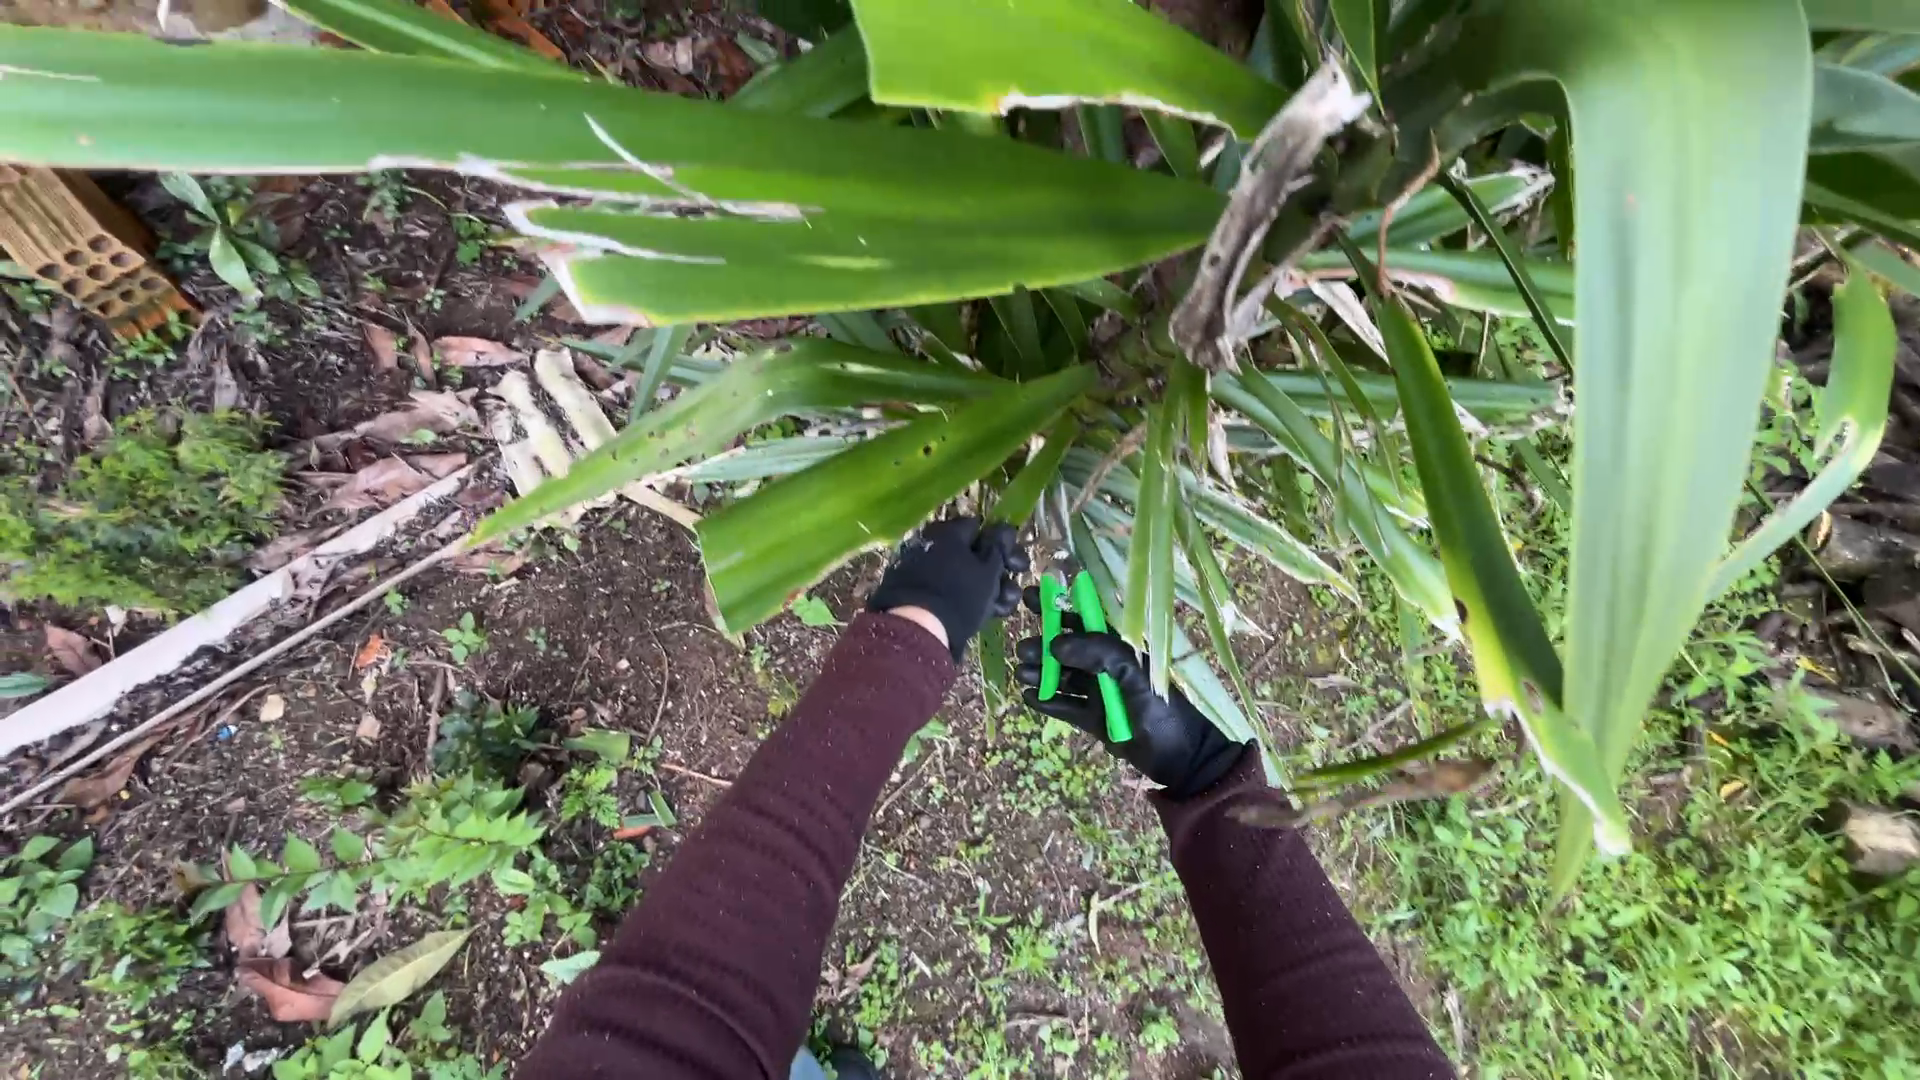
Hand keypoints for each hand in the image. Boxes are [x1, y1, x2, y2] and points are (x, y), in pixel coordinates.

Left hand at [867, 517, 1027, 661]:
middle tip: (1011, 592)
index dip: (1001, 544)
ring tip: (1002, 609)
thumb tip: (1004, 527)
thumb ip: (999, 546)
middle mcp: (931, 545)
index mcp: (947, 531)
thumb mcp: (988, 570)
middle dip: (998, 574)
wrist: (915, 630)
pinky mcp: (915, 594)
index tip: (1014, 565)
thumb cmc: (959, 595)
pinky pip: (947, 591)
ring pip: (963, 576)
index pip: (980, 527)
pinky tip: (984, 617)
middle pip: (972, 554)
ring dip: (988, 591)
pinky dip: (965, 601)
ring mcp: (921, 570)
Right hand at [1015, 587, 1245, 798]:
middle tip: (1024, 650)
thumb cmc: (1161, 710)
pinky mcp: (1094, 718)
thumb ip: (1098, 652)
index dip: (1058, 606)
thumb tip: (1056, 644)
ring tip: (1024, 675)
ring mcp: (1099, 692)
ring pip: (1063, 677)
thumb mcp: (1134, 674)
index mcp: (1120, 647)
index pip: (1085, 618)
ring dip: (1042, 673)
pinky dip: (1048, 701)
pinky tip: (1030, 698)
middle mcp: (1107, 665)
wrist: (1180, 759)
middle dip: (1043, 645)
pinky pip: (1066, 705)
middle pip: (1067, 648)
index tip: (1030, 597)